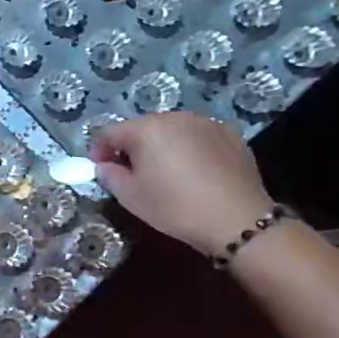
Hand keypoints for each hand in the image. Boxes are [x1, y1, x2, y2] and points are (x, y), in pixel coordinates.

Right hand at [89, 113, 274, 255]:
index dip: (100, 149)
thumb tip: (106, 166)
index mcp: (145, 129)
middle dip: (132, 145)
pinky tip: (193, 171)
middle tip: (133, 170)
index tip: (101, 168)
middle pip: (141, 127)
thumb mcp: (130, 196)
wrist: (238, 220)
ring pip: (171, 129)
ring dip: (161, 145)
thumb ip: (109, 175)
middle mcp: (174, 118)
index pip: (110, 132)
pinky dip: (188, 147)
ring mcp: (205, 123)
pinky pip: (197, 136)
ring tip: (165, 170)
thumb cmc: (175, 207)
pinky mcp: (230, 135)